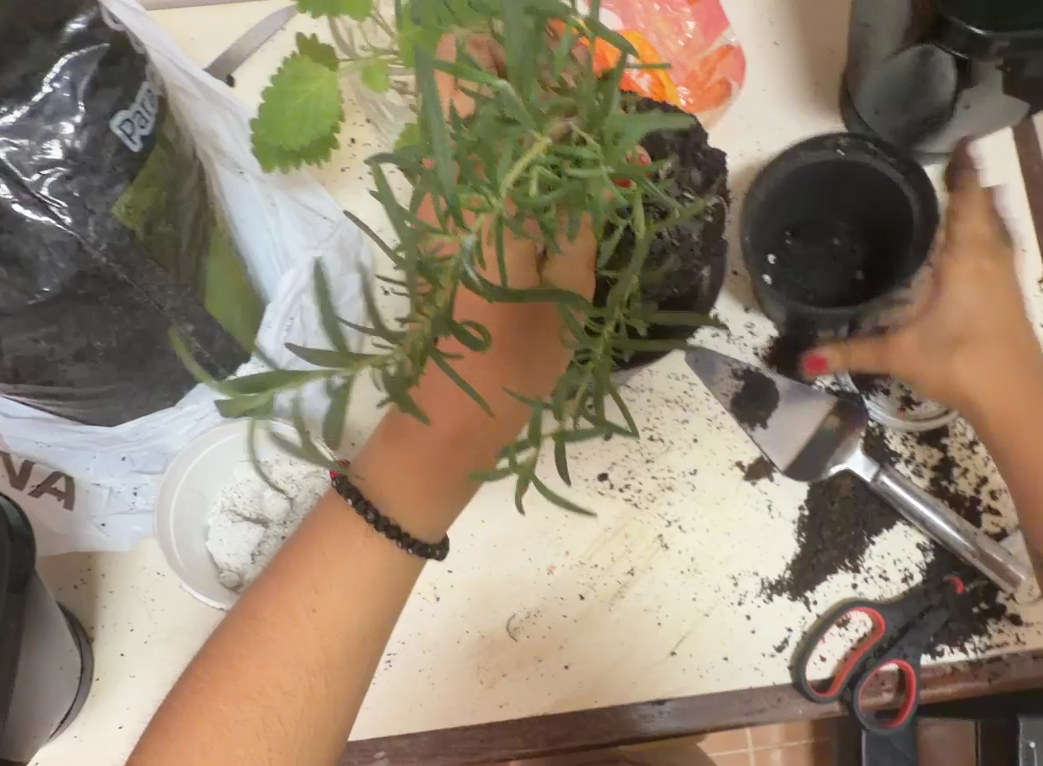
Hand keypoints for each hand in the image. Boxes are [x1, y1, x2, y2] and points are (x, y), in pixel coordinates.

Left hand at [351, 34, 598, 536]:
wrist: (449, 418)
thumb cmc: (514, 366)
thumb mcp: (568, 291)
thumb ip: (583, 212)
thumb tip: (608, 159)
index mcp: (481, 193)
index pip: (495, 87)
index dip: (545, 68)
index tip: (589, 85)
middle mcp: (446, 184)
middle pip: (465, 82)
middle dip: (525, 71)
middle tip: (577, 98)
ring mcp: (434, 205)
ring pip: (463, 119)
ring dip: (515, 107)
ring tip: (570, 130)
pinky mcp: (435, 228)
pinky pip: (465, 161)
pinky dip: (504, 147)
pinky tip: (546, 170)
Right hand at [801, 143, 1042, 417]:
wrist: (1014, 395)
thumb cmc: (959, 361)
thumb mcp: (898, 355)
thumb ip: (851, 352)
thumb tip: (805, 359)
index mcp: (964, 257)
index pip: (966, 201)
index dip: (963, 172)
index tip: (961, 144)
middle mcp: (990, 258)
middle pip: (987, 209)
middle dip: (974, 187)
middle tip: (958, 167)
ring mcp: (1006, 277)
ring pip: (999, 230)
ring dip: (986, 212)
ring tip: (971, 200)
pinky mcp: (1012, 298)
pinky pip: (1001, 253)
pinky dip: (989, 240)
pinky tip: (977, 254)